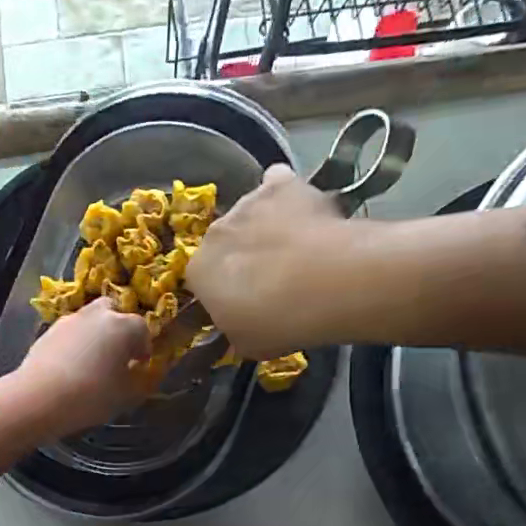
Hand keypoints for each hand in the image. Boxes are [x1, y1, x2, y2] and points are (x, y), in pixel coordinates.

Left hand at [9, 297, 151, 437]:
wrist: (39, 397)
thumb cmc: (92, 396)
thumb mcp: (126, 396)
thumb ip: (138, 381)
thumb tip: (136, 373)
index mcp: (124, 326)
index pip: (142, 329)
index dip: (142, 347)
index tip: (139, 364)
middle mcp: (97, 315)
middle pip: (112, 311)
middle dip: (117, 328)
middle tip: (116, 354)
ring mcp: (69, 321)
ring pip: (88, 320)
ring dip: (93, 335)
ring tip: (90, 362)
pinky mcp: (47, 332)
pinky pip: (68, 334)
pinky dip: (73, 344)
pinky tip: (69, 367)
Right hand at [188, 163, 395, 357]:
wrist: (326, 283)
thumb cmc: (278, 322)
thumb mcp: (246, 343)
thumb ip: (234, 329)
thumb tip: (238, 325)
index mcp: (198, 272)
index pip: (203, 278)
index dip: (224, 287)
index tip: (245, 299)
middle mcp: (213, 233)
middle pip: (224, 241)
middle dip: (243, 254)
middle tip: (273, 275)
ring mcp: (246, 204)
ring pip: (250, 212)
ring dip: (264, 225)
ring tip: (295, 244)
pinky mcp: (280, 185)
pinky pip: (277, 182)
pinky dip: (286, 193)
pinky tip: (303, 208)